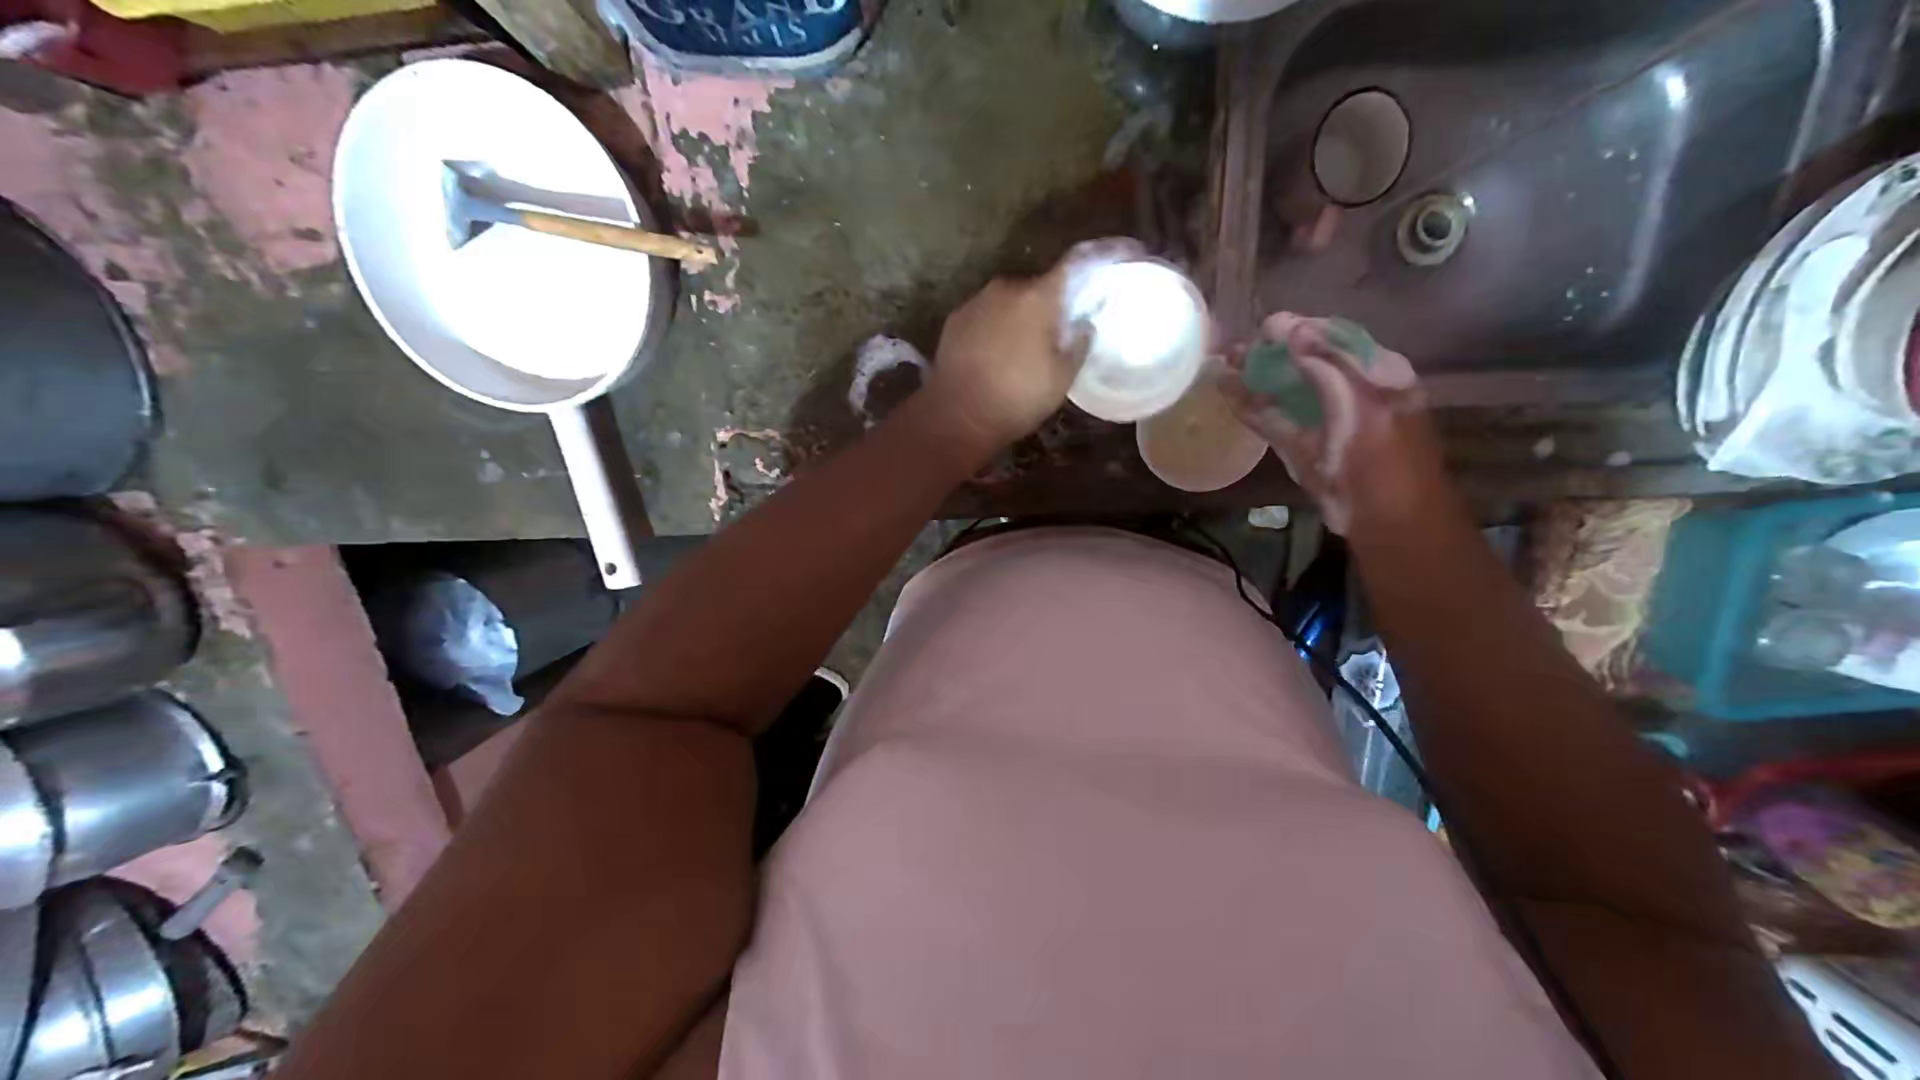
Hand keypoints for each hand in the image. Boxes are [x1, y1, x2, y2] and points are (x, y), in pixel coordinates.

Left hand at [922, 239, 1145, 457]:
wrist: (956, 417)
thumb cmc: (1017, 398)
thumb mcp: (1062, 377)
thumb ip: (1079, 342)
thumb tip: (1084, 324)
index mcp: (1039, 296)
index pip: (1080, 261)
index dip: (1108, 253)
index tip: (1129, 252)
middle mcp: (1006, 288)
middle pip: (1042, 286)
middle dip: (1055, 303)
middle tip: (1064, 330)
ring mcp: (976, 302)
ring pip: (1012, 301)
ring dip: (1024, 317)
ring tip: (1027, 350)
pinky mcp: (955, 320)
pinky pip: (988, 316)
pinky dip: (999, 327)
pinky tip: (999, 354)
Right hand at [1217, 312, 1447, 534]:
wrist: (1389, 524)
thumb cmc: (1381, 463)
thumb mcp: (1359, 406)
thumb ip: (1325, 364)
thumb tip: (1290, 327)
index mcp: (1376, 373)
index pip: (1333, 337)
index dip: (1298, 329)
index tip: (1262, 328)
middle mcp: (1352, 390)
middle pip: (1306, 361)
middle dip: (1270, 353)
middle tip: (1234, 350)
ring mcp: (1327, 420)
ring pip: (1289, 390)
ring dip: (1257, 377)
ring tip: (1225, 367)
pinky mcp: (1308, 448)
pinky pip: (1278, 421)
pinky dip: (1255, 408)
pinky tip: (1231, 397)